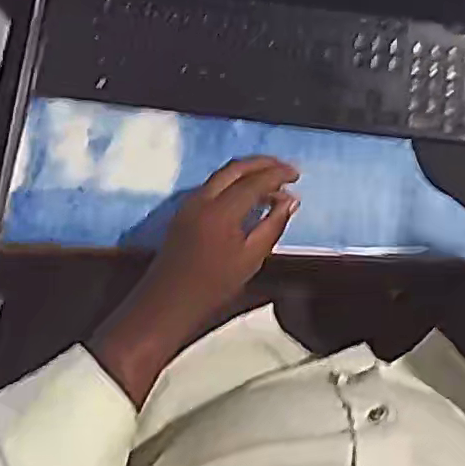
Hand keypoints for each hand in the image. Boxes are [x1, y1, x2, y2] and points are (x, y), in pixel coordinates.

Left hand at [92, 156, 299, 404]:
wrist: (168, 302)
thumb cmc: (213, 286)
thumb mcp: (252, 258)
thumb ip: (273, 224)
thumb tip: (291, 199)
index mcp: (221, 210)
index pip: (255, 181)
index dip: (278, 173)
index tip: (297, 173)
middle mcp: (203, 198)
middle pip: (236, 167)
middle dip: (262, 163)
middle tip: (285, 169)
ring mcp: (190, 201)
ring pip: (223, 174)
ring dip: (248, 171)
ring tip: (272, 182)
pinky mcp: (184, 209)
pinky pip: (213, 184)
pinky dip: (234, 181)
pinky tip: (248, 194)